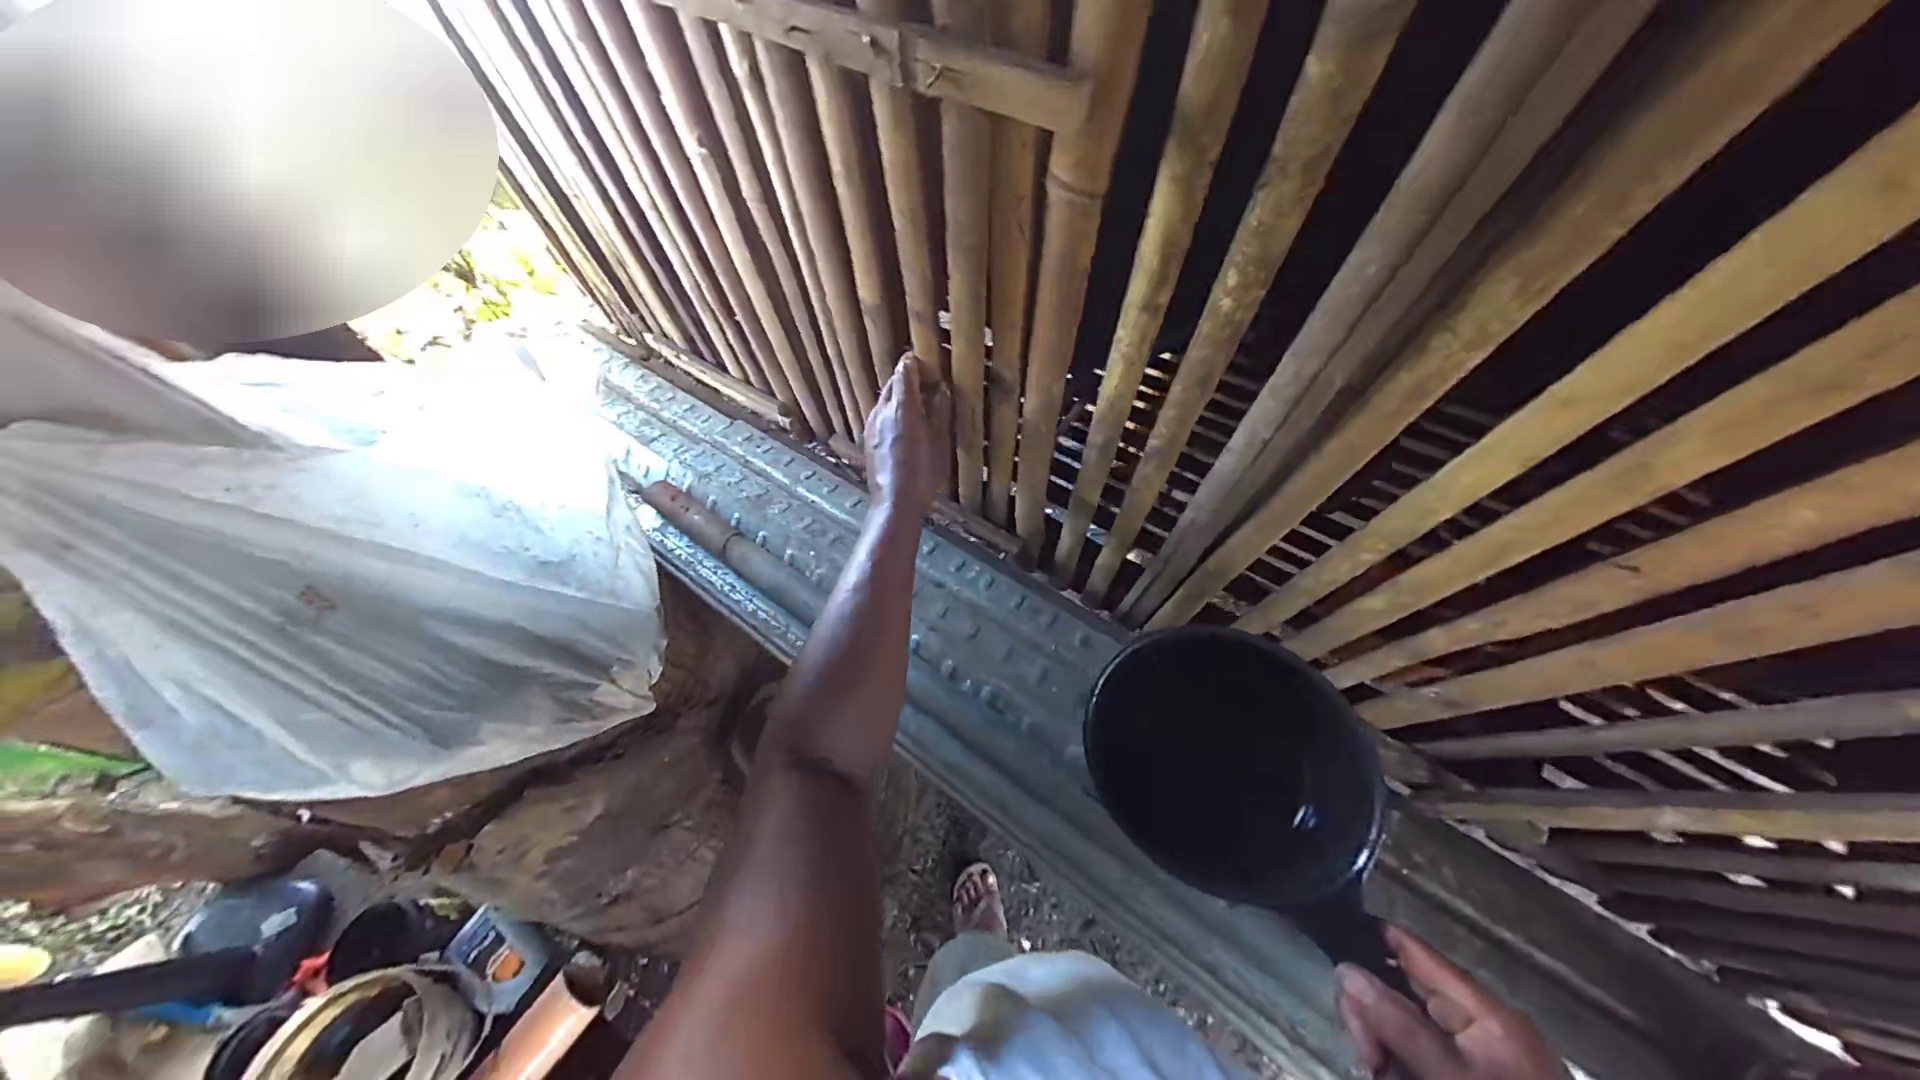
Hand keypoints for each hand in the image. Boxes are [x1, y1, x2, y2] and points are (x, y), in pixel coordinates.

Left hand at [864, 352, 950, 514]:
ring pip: (885, 400)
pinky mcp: (868, 439)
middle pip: (892, 383)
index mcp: (902, 407)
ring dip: (900, 398)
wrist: (895, 501)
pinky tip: (905, 430)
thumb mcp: (940, 441)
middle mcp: (882, 410)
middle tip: (928, 389)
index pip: (904, 370)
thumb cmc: (923, 472)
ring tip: (919, 411)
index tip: (930, 369)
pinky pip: (881, 416)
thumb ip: (940, 411)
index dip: (916, 364)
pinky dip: (893, 414)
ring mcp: (871, 424)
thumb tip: (941, 390)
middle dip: (908, 380)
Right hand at [1336, 926, 1567, 1079]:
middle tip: (1365, 1056)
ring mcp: (1475, 1052)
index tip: (1331, 958)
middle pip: (1400, 987)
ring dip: (1380, 1044)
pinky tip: (1388, 1074)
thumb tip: (1344, 969)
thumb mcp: (1448, 1079)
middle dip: (1371, 1013)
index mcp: (1480, 1008)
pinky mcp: (1471, 1076)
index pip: (1410, 948)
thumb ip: (1397, 1025)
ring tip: (1375, 1070)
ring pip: (1403, 1022)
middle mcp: (1476, 1020)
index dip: (1367, 940)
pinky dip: (1397, 1064)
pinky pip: (1419, 1052)